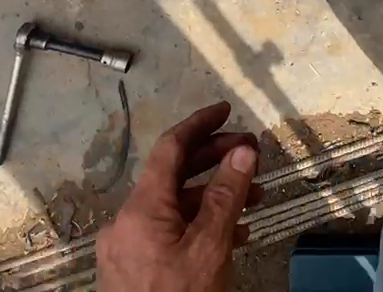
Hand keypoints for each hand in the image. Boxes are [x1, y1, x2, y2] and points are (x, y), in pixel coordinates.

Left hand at [96, 102, 262, 291]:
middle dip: (216, 159)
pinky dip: (200, 223)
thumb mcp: (210, 247)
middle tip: (253, 153)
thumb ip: (227, 194)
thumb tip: (243, 149)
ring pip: (175, 205)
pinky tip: (233, 234)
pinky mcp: (133, 272)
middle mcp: (126, 222)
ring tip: (256, 198)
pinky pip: (168, 232)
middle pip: (174, 174)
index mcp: (140, 208)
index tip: (227, 109)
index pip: (170, 147)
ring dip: (215, 195)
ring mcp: (127, 249)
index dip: (200, 123)